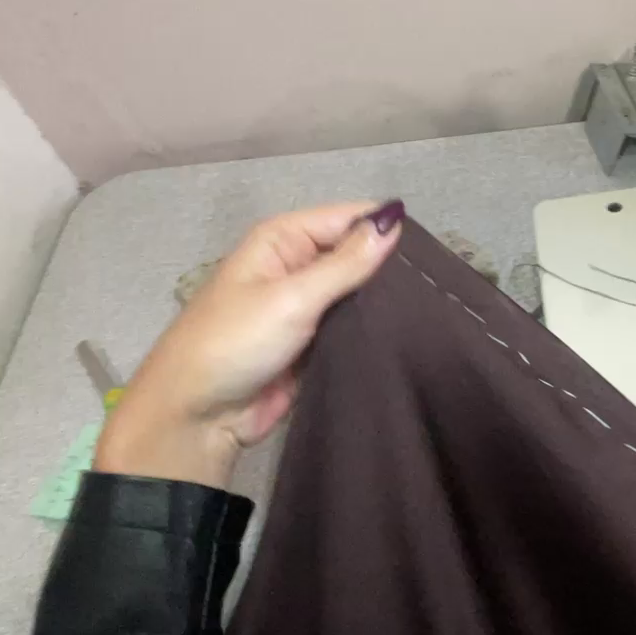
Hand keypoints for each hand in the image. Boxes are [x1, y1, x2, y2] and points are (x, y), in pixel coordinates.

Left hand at [93, 200, 402, 487]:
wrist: (199, 415)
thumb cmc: (236, 342)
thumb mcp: (293, 297)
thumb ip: (346, 262)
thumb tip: (393, 221)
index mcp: (283, 240)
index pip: (347, 219)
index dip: (385, 228)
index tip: (429, 251)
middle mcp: (297, 266)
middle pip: (355, 254)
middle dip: (390, 267)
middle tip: (436, 285)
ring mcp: (307, 307)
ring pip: (358, 294)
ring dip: (383, 302)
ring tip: (430, 308)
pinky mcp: (316, 343)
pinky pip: (353, 328)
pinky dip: (373, 331)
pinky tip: (408, 333)